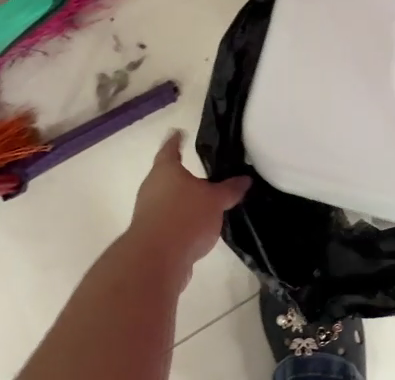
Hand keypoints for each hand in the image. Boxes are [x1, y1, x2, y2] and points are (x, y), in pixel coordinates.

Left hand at [123, 131, 250, 273]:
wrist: (155, 261)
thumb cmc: (184, 217)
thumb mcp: (215, 200)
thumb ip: (230, 189)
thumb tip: (246, 179)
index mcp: (165, 170)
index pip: (170, 148)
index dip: (176, 140)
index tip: (179, 133)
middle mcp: (152, 188)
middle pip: (166, 176)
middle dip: (182, 175)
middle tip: (201, 172)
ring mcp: (148, 213)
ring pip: (167, 201)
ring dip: (182, 202)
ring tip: (204, 203)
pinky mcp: (150, 236)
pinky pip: (169, 222)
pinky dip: (181, 223)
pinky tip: (197, 230)